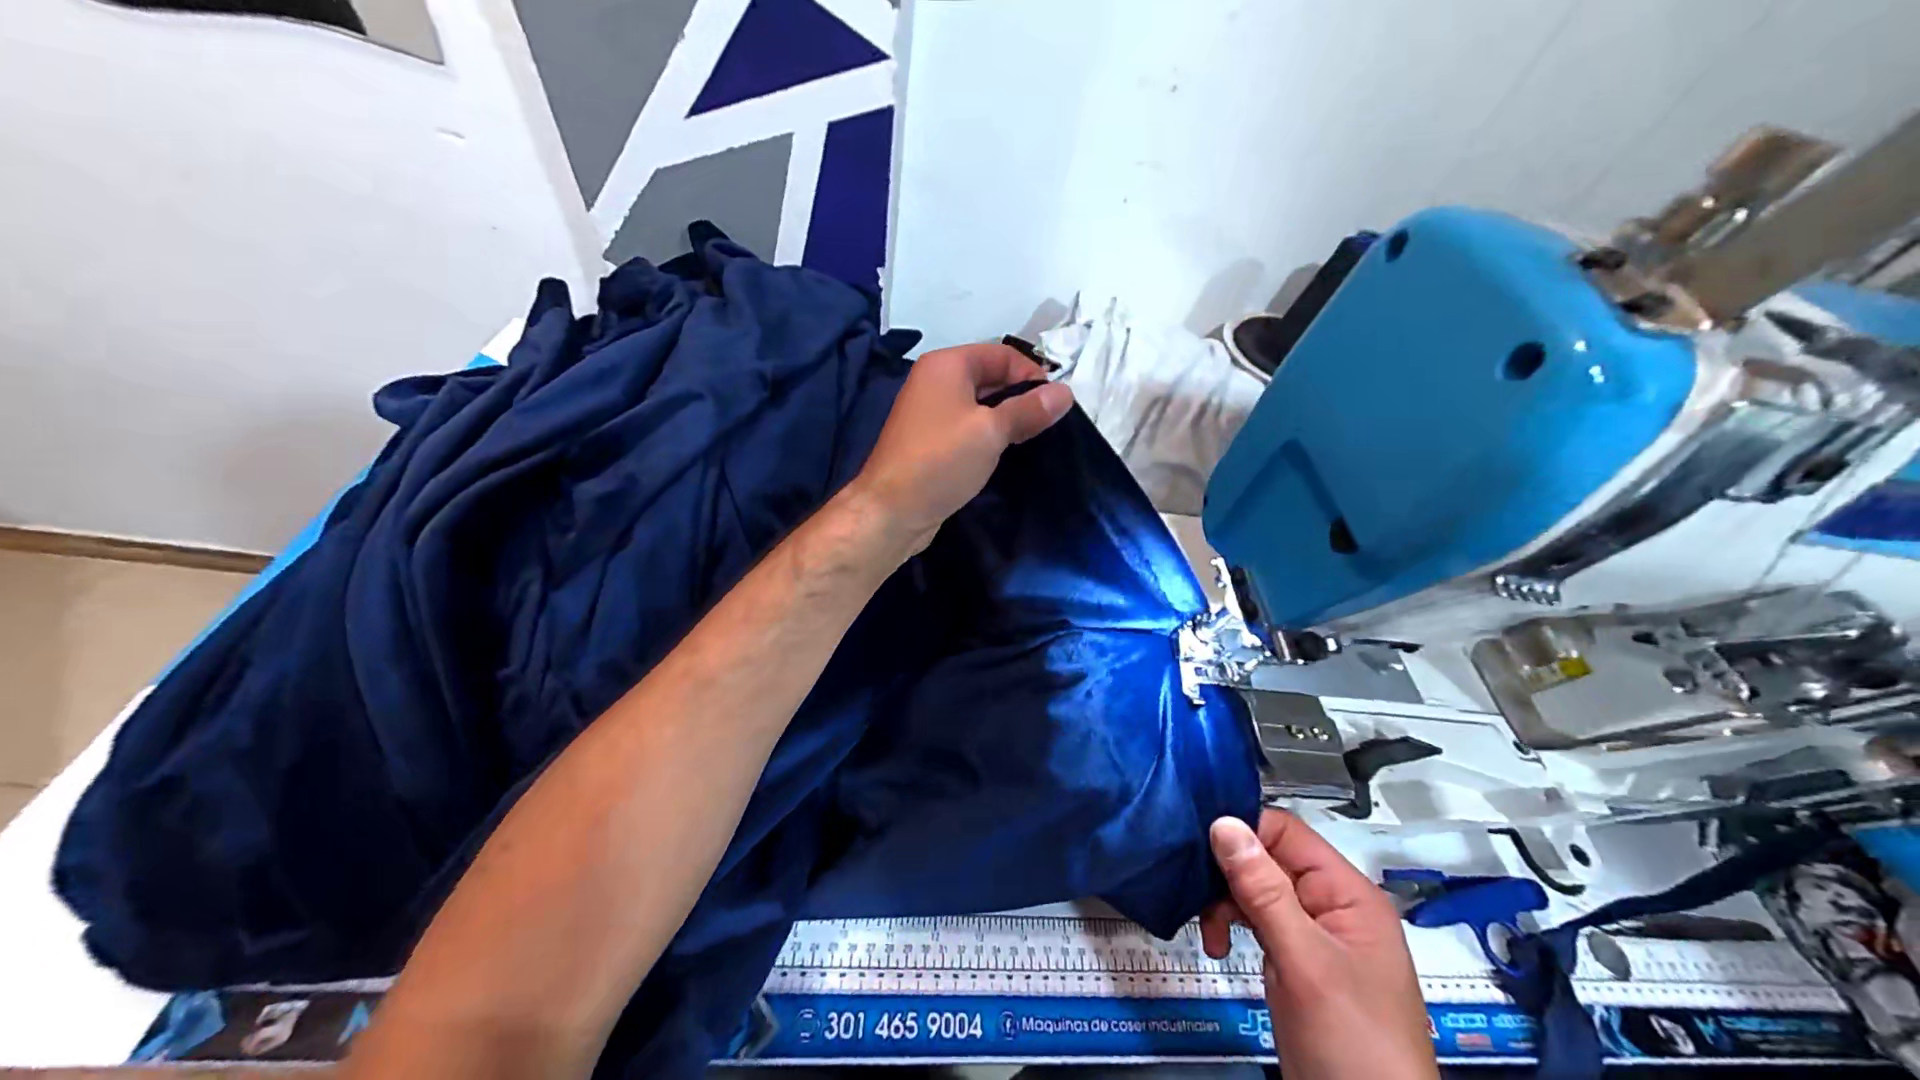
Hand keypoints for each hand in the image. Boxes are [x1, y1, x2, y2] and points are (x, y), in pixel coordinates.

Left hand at [847, 343, 1072, 553]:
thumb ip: (1029, 410)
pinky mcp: (929, 440)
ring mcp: (929, 411)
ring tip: (1030, 440)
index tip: (1056, 405)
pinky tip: (1004, 453)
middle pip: (991, 377)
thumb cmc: (941, 461)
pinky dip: (987, 435)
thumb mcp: (991, 432)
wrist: (891, 511)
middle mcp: (935, 380)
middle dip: (1021, 397)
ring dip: (1006, 419)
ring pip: (980, 405)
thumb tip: (1066, 392)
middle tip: (1047, 425)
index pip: (1003, 354)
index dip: (1033, 375)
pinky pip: (967, 427)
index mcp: (947, 364)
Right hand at [1202, 811, 1437, 1079]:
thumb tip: (1225, 823)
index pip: (1287, 833)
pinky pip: (1258, 921)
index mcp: (1347, 894)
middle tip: (1194, 894)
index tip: (1199, 845)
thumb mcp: (1304, 961)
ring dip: (1225, 903)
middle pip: (1268, 859)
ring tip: (1208, 932)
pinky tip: (1218, 944)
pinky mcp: (1295, 960)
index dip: (1243, 832)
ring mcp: (1313, 935)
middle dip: (1228, 873)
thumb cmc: (1351, 1042)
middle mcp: (1331, 906)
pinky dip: (1232, 925)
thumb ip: (1264, 890)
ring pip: (1257, 889)